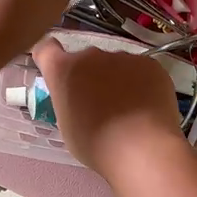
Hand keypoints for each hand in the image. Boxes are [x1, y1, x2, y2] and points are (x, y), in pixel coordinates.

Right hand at [34, 40, 186, 177]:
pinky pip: (141, 70)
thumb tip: (79, 98)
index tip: (58, 74)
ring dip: (117, 80)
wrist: (142, 147)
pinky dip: (142, 84)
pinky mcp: (150, 64)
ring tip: (128, 110)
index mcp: (63, 70)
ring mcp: (123, 57)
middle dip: (90, 77)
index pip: (46, 49)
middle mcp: (91, 56)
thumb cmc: (97, 144)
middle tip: (100, 105)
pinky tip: (147, 107)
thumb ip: (68, 102)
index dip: (51, 59)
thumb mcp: (68, 126)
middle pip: (86, 60)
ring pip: (116, 65)